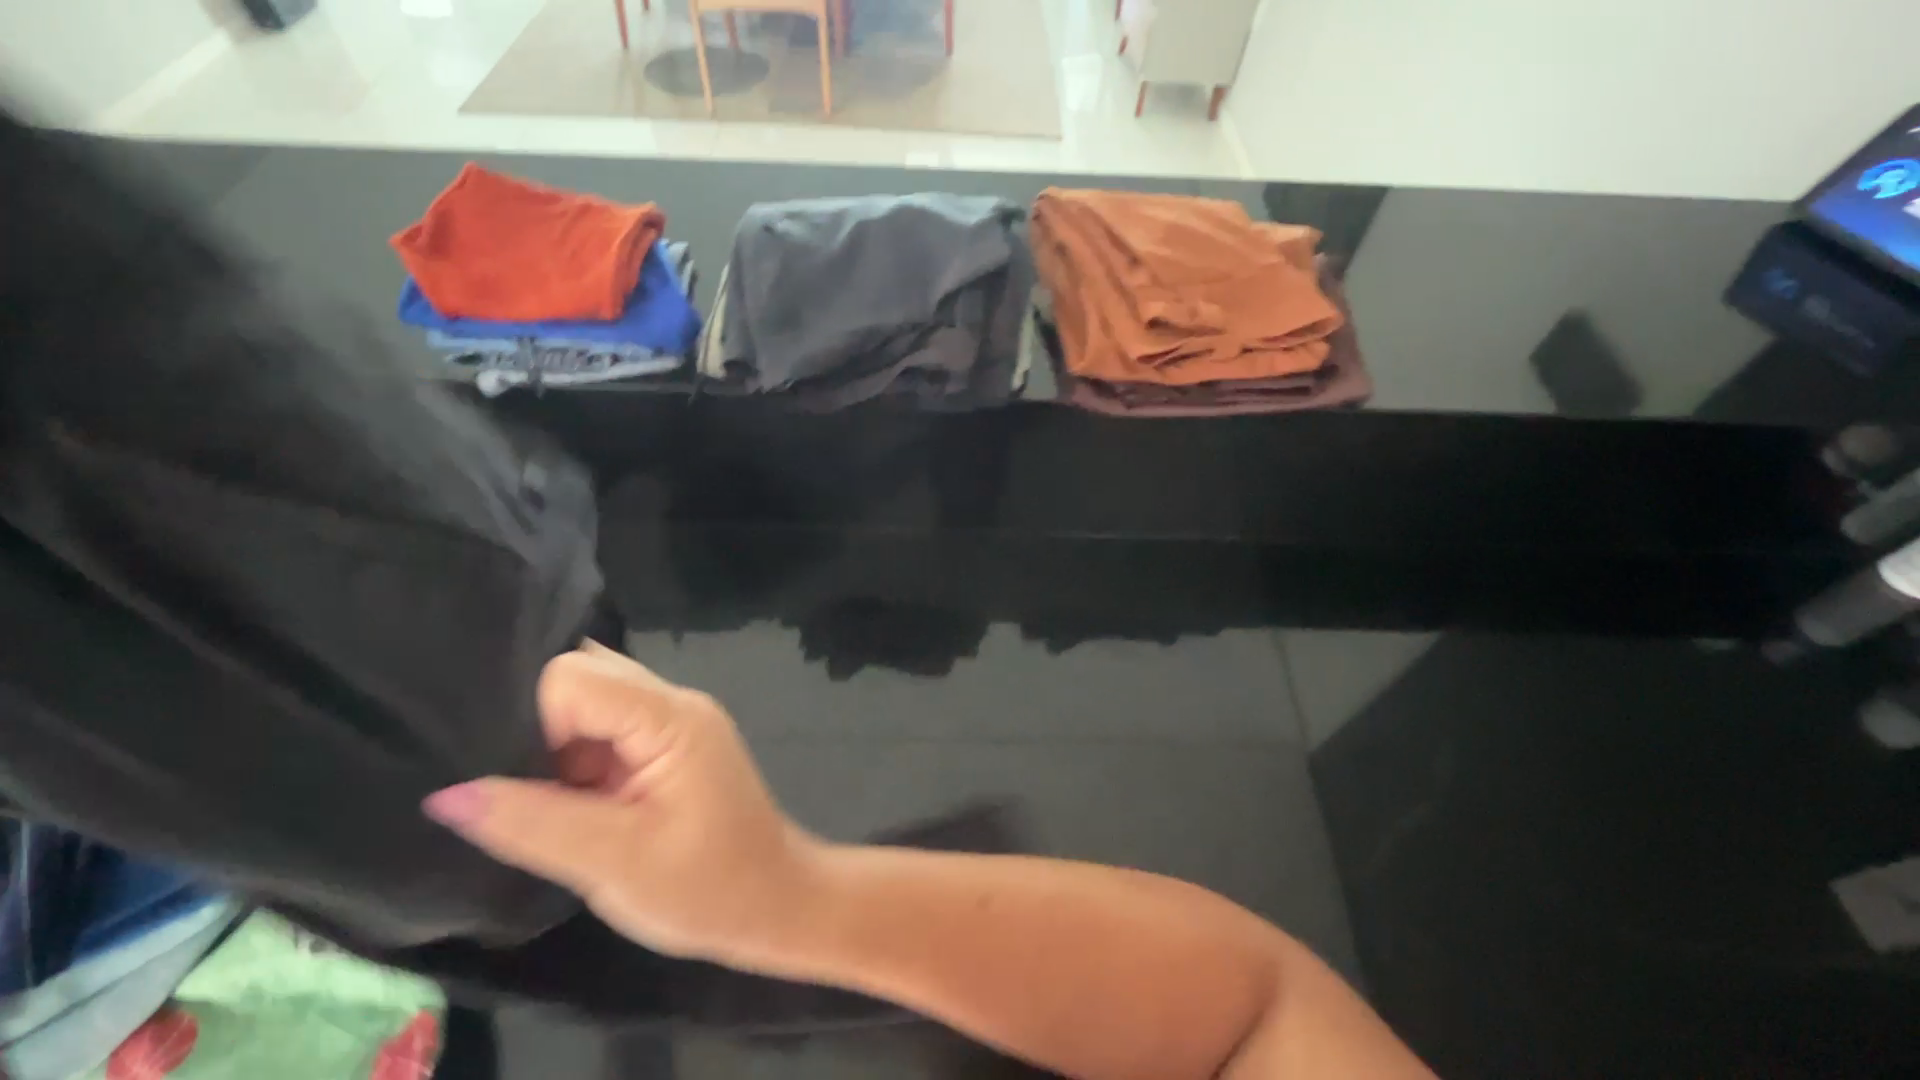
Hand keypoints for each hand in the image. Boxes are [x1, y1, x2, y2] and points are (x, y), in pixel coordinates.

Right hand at [422, 641, 825, 964]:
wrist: (774, 907)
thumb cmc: (707, 889)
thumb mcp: (615, 863)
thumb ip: (533, 822)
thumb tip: (444, 795)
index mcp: (671, 718)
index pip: (574, 675)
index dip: (532, 720)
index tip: (520, 779)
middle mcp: (672, 704)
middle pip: (580, 676)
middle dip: (534, 726)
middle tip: (510, 785)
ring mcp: (670, 725)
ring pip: (586, 704)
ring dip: (550, 748)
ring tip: (533, 800)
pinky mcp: (662, 749)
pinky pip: (600, 732)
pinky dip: (569, 761)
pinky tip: (556, 801)